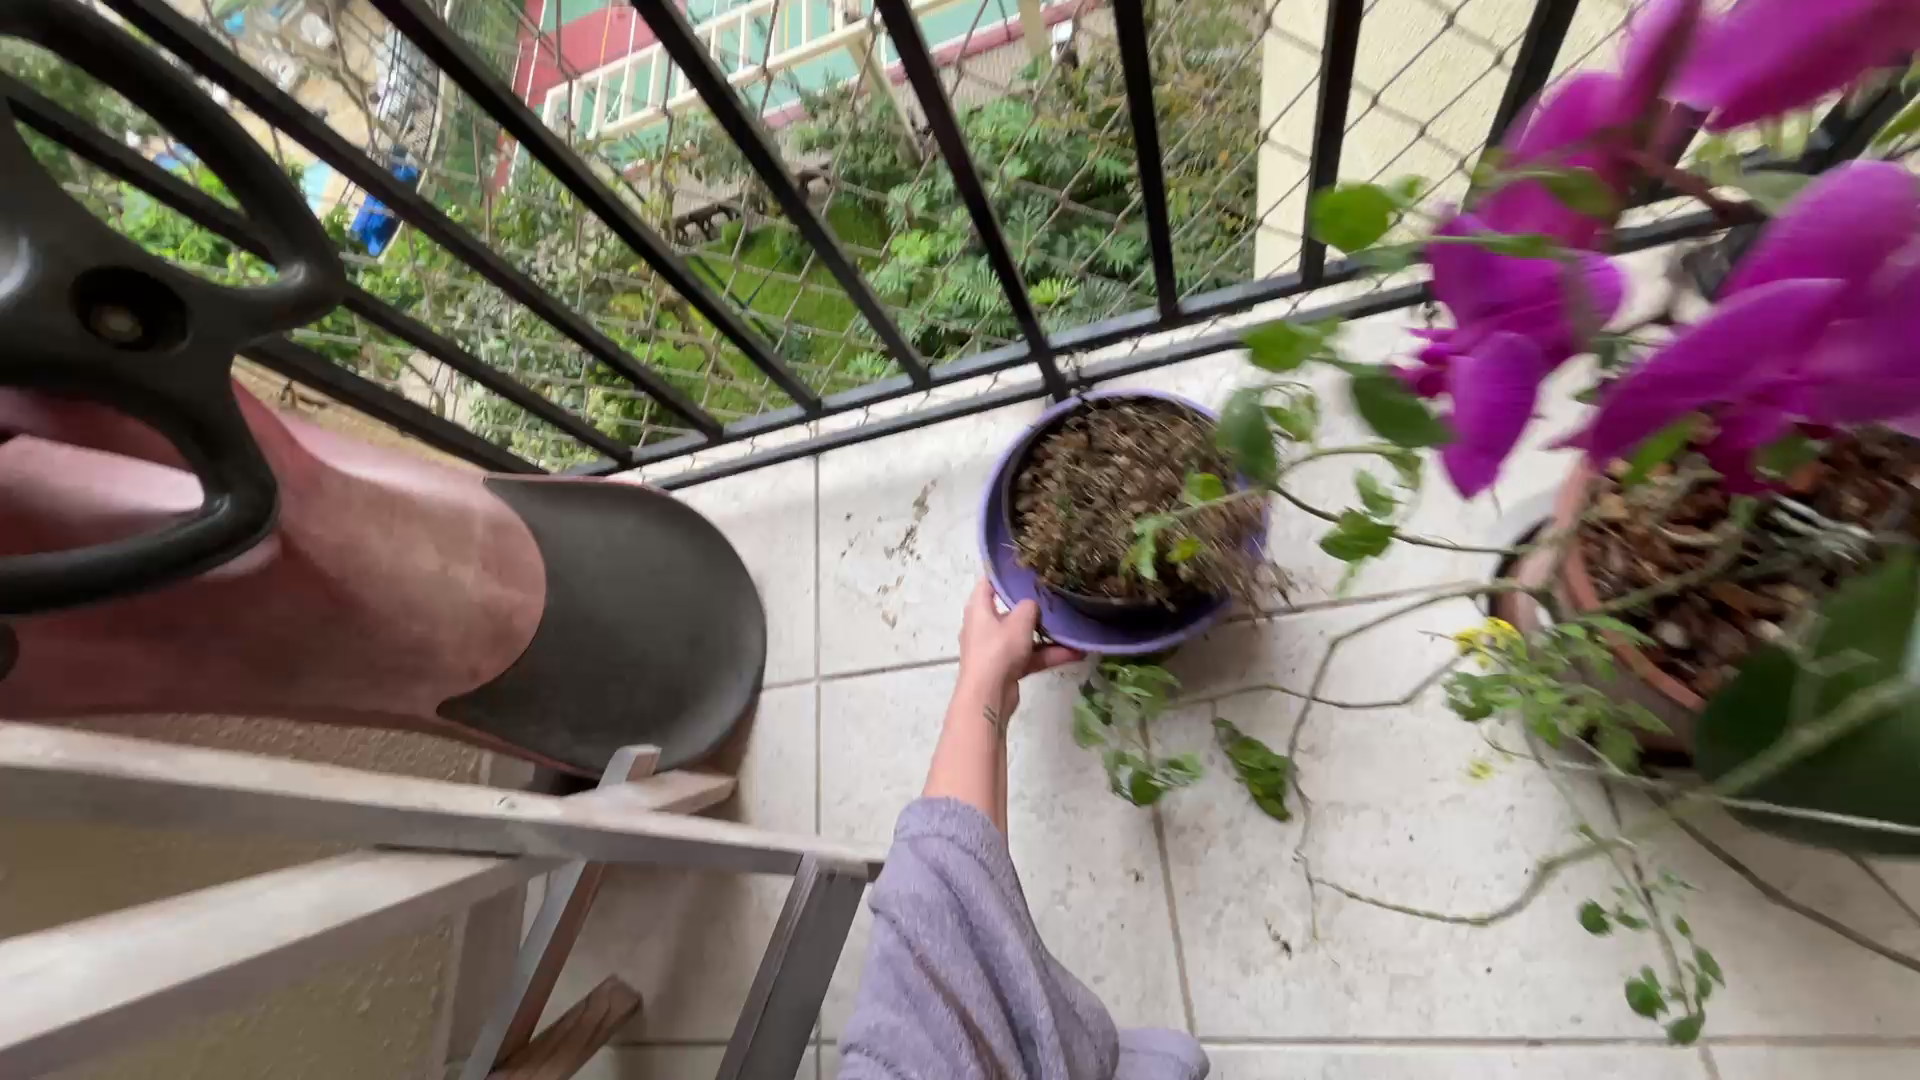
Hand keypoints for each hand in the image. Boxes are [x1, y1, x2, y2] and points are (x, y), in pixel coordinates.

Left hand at [956, 578, 1081, 717]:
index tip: (1025, 569)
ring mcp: (995, 648)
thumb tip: (1033, 605)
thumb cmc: (999, 649)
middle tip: (1055, 598)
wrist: (988, 695)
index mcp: (979, 609)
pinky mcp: (1006, 668)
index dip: (1004, 574)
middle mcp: (984, 626)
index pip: (988, 583)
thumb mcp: (1019, 621)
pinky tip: (1075, 653)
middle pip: (1010, 611)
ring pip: (1024, 636)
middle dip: (1033, 608)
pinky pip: (1030, 656)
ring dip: (1048, 636)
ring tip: (1074, 629)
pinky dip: (1049, 655)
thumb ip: (1030, 606)